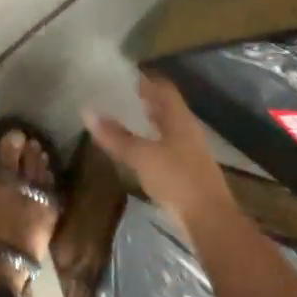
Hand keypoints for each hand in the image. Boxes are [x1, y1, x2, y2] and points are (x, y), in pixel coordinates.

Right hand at [86, 74, 235, 226]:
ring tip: (123, 118)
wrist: (210, 222)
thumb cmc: (177, 179)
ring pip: (166, 127)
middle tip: (118, 94)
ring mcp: (190, 151)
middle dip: (144, 100)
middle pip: (166, 107)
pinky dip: (150, 142)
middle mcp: (187, 130)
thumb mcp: (141, 156)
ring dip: (148, 121)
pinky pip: (166, 147)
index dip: (145, 79)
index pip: (163, 88)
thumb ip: (115, 135)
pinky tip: (137, 149)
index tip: (122, 75)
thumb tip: (87, 111)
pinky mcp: (188, 172)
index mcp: (180, 119)